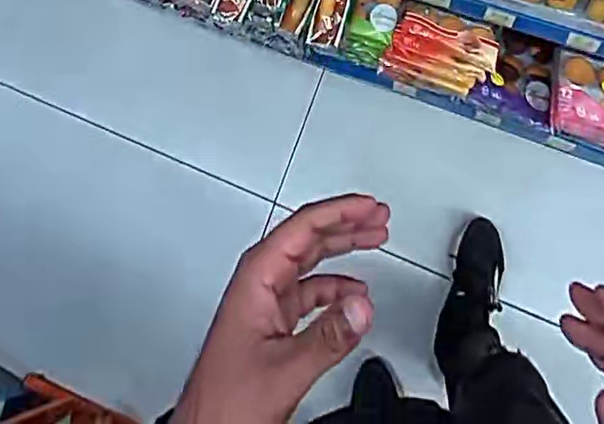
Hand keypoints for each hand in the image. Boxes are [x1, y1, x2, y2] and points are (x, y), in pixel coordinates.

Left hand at [175, 194, 390, 423]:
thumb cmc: (226, 398)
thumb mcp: (285, 368)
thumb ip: (328, 336)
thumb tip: (362, 304)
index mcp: (258, 274)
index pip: (304, 226)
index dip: (340, 211)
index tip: (368, 206)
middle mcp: (260, 277)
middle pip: (309, 235)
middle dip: (346, 221)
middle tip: (378, 214)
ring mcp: (266, 297)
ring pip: (310, 259)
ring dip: (343, 248)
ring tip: (372, 238)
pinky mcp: (272, 318)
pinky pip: (308, 288)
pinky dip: (334, 286)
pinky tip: (353, 291)